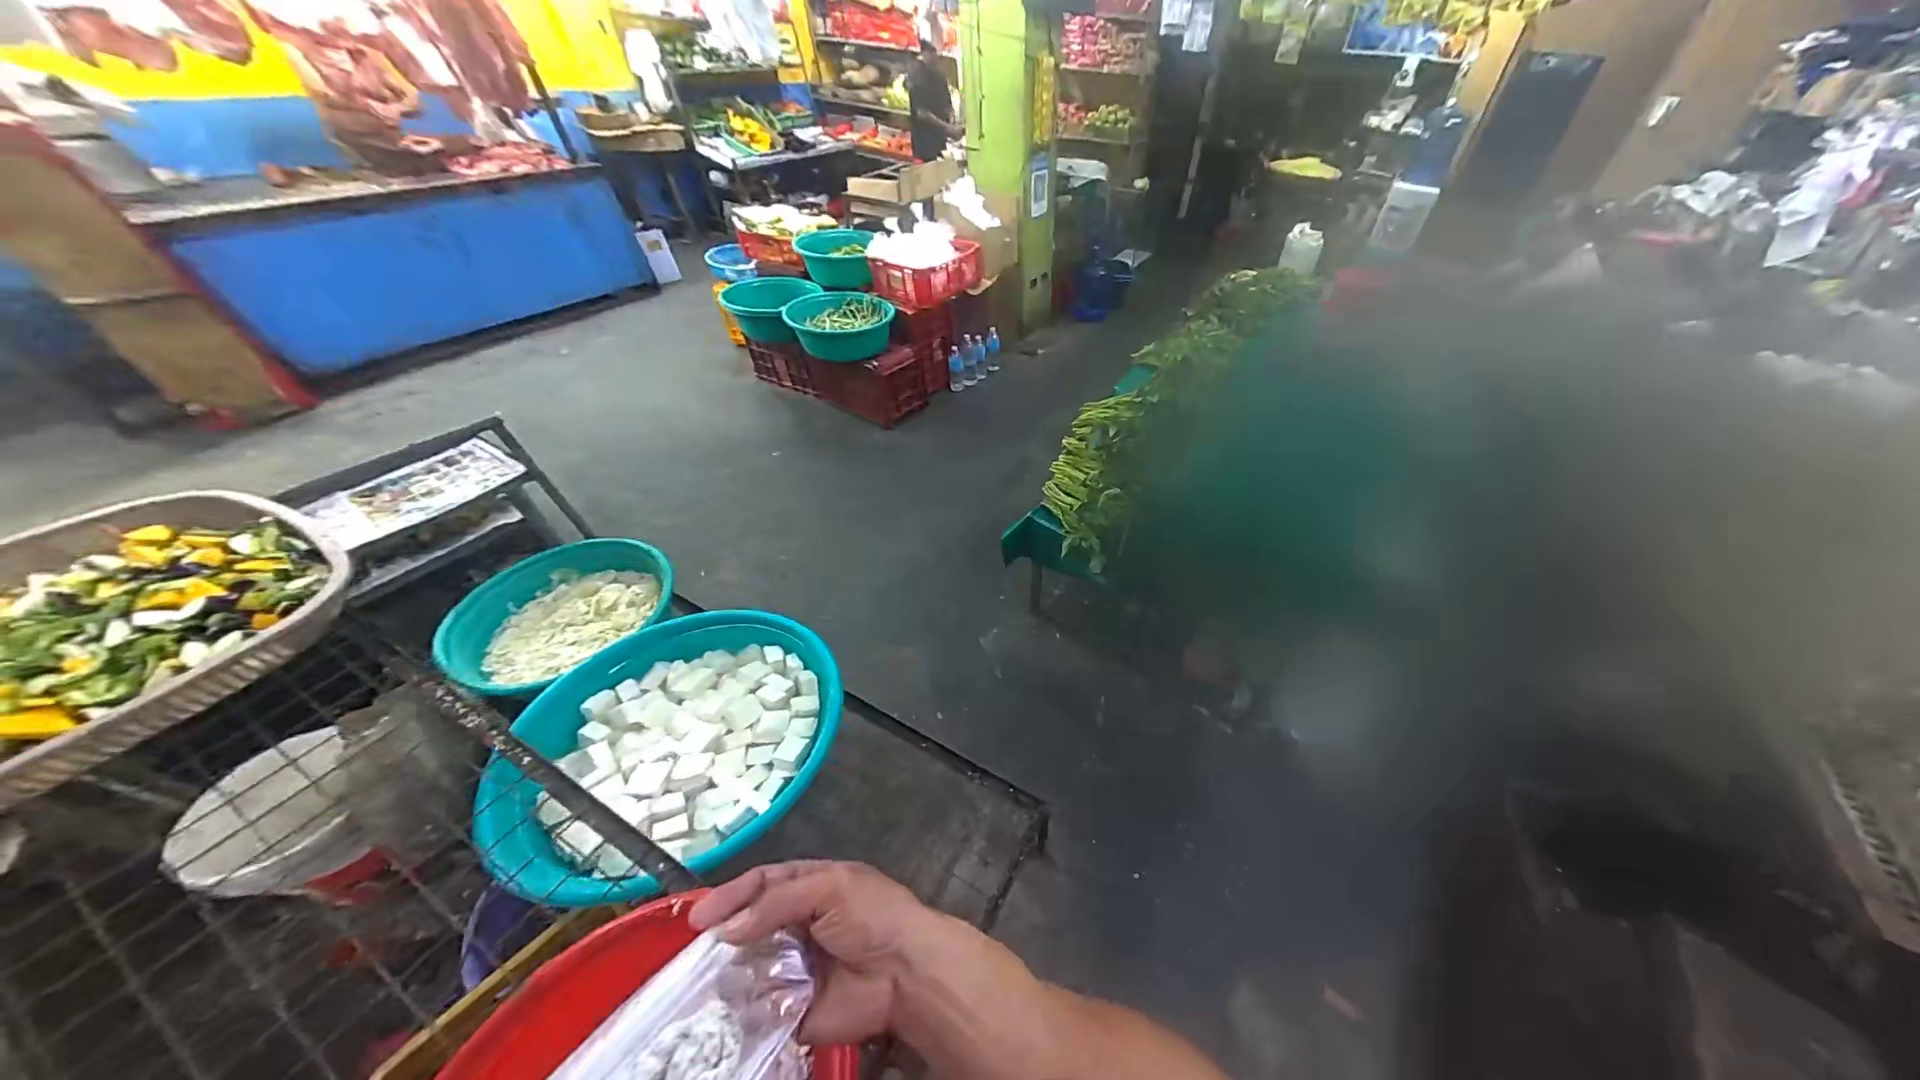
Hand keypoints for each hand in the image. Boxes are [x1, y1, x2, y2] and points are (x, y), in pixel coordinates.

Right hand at [688, 861, 931, 1044]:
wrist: (905, 973)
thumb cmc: (873, 917)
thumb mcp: (829, 888)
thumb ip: (777, 903)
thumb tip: (727, 928)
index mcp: (813, 885)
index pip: (764, 883)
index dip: (733, 894)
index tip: (699, 916)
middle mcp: (801, 923)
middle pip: (752, 924)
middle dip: (725, 934)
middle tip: (693, 948)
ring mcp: (796, 965)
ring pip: (751, 965)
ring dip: (728, 970)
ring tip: (698, 977)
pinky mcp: (795, 1006)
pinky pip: (759, 1006)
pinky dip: (740, 1007)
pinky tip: (719, 1007)